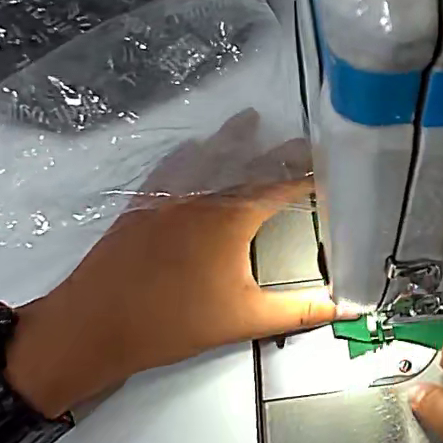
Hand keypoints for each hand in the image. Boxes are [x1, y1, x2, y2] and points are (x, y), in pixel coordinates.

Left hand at [6, 116, 352, 414]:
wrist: (95, 324)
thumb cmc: (175, 322)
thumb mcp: (244, 319)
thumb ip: (298, 313)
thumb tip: (347, 312)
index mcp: (231, 218)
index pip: (280, 186)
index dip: (308, 176)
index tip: (330, 168)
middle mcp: (201, 195)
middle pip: (246, 162)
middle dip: (277, 150)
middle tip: (301, 139)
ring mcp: (167, 195)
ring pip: (206, 156)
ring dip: (232, 137)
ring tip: (250, 118)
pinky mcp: (142, 204)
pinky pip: (170, 166)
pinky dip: (189, 152)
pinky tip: (192, 147)